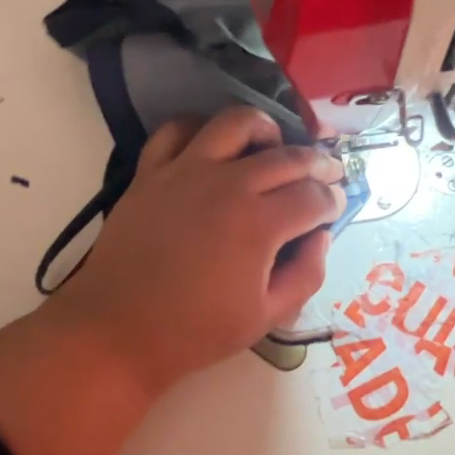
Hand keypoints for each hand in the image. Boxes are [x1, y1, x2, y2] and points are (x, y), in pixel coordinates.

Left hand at [0, 107, 343, 454]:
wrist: (118, 330)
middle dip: (317, 164)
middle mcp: (227, 184)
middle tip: (326, 175)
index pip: (313, 196)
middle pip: (286, 156)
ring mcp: (185, 171)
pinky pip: (177, 130)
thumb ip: (306, 274)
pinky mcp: (151, 171)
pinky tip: (212, 146)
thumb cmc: (196, 331)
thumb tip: (321, 236)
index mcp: (259, 223)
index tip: (336, 207)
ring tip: (273, 146)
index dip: (333, 200)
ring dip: (265, 130)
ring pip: (235, 123)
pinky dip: (200, 129)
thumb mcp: (266, 317)